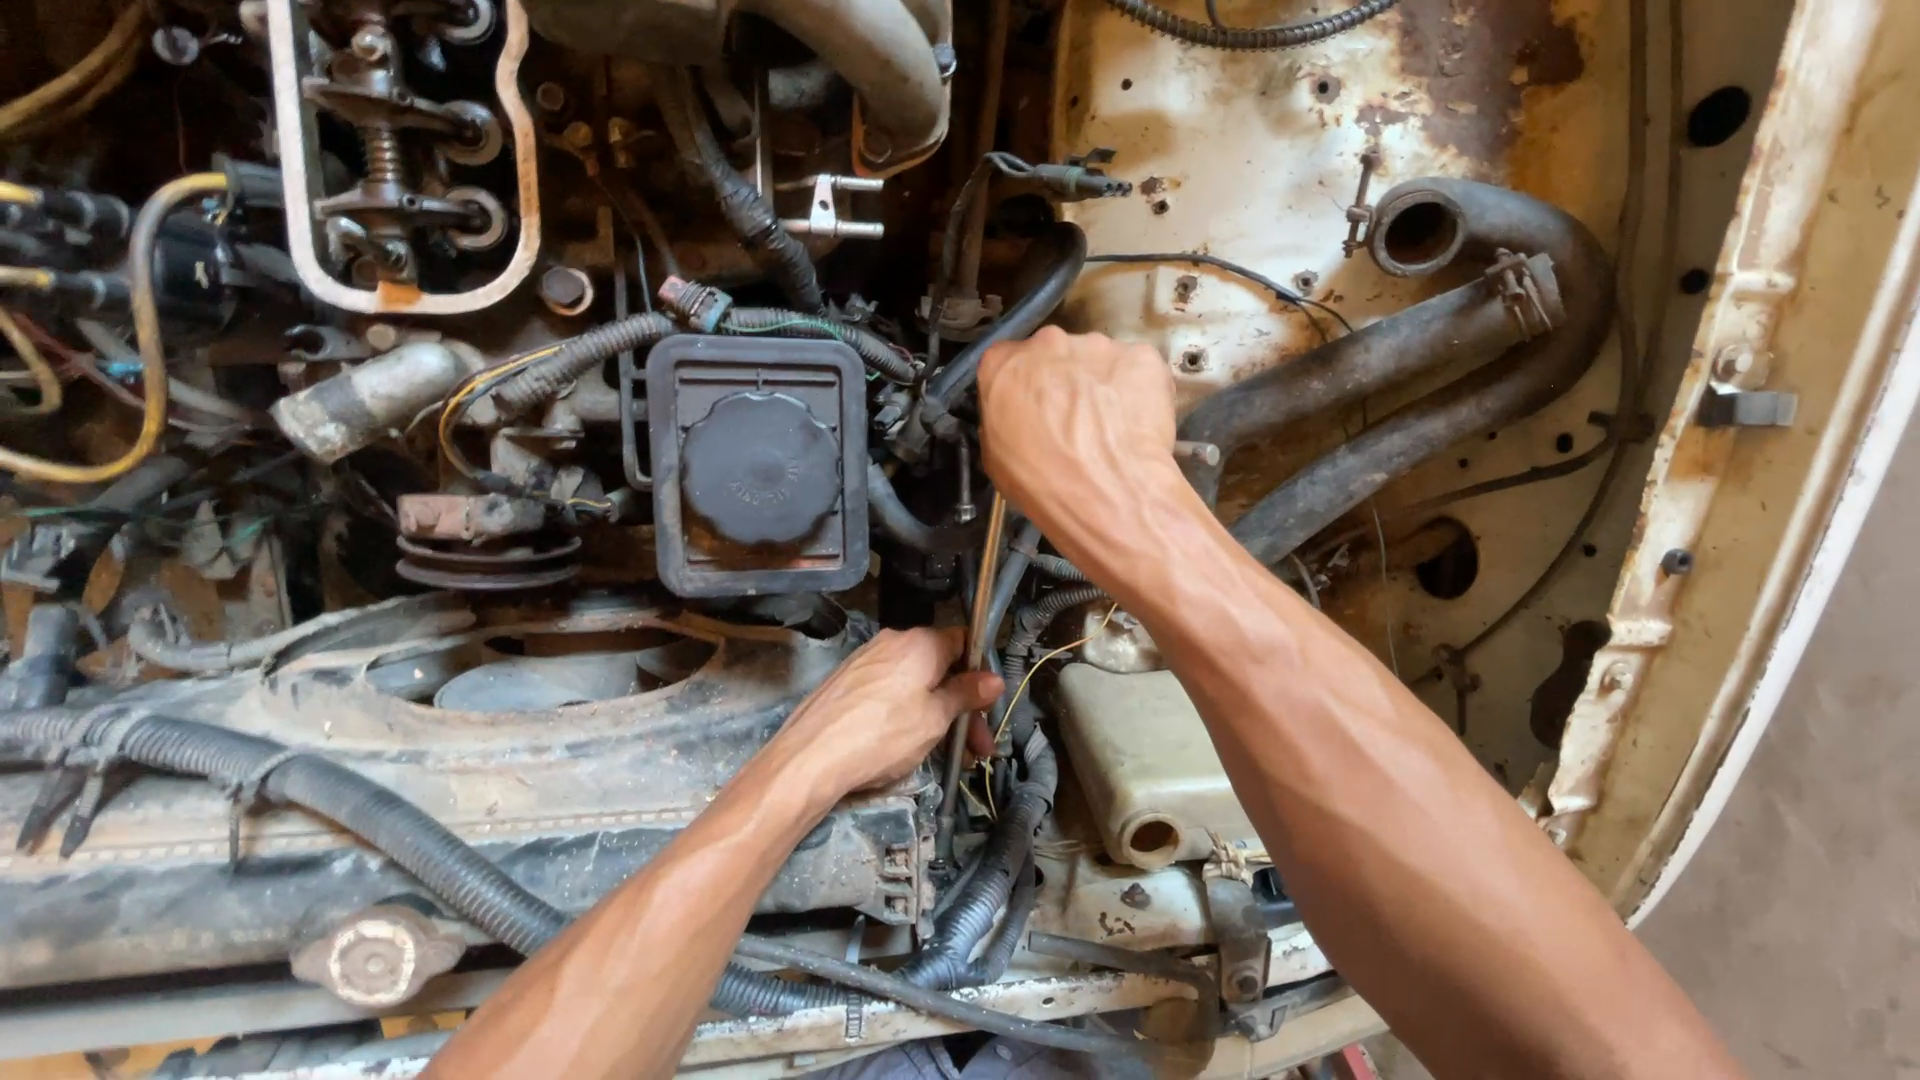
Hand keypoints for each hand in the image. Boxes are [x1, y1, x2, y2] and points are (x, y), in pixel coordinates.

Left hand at [771, 627, 1002, 796]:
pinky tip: (912, 744)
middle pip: (940, 668)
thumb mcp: (935, 718)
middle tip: (976, 748)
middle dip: (962, 707)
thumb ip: (965, 695)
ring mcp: (866, 661)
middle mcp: (893, 642)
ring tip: (947, 756)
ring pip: (915, 683)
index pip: (963, 642)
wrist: (810, 758)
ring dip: (937, 714)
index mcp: (920, 642)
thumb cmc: (883, 734)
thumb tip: (994, 679)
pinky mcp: (847, 682)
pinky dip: (908, 713)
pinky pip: (891, 692)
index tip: (987, 709)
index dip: (980, 674)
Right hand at [976, 327, 1184, 553]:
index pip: (1007, 363)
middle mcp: (1048, 343)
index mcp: (1004, 364)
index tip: (1033, 409)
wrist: (1104, 493)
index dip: (1023, 388)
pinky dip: (1138, 389)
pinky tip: (1135, 423)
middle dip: (1063, 381)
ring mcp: (1097, 346)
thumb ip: (1002, 420)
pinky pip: (1137, 369)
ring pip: (1097, 360)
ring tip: (1109, 427)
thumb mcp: (995, 458)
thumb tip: (1017, 418)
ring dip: (1100, 386)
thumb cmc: (1041, 481)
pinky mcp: (1140, 356)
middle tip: (1073, 420)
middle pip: (1054, 355)